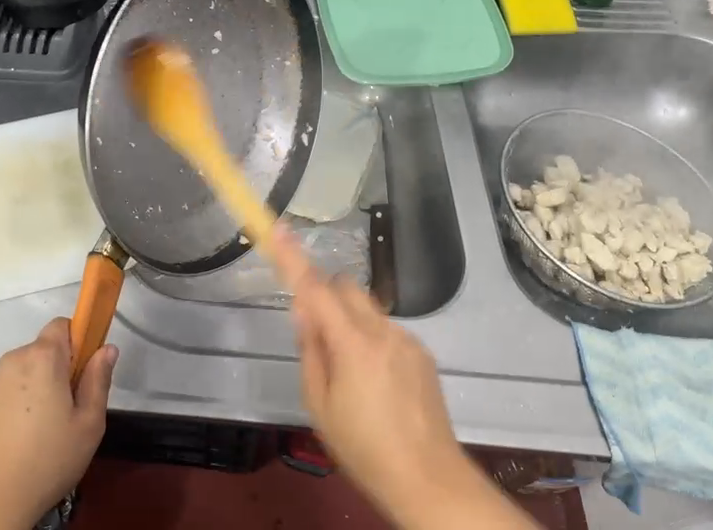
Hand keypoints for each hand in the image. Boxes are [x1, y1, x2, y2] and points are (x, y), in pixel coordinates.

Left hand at [0, 318, 117, 529]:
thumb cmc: (47, 458)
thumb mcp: (88, 424)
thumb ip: (99, 380)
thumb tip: (107, 349)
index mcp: (43, 356)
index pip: (64, 324)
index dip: (80, 341)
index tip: (88, 372)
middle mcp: (16, 358)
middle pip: (48, 350)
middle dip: (64, 370)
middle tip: (75, 410)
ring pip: (32, 371)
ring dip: (45, 388)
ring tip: (53, 431)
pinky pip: (16, 389)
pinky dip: (27, 403)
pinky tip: (31, 439)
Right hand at [291, 274, 535, 529]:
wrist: (430, 482)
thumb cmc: (364, 450)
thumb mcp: (320, 405)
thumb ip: (310, 350)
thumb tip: (303, 309)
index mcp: (353, 344)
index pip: (316, 289)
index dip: (294, 258)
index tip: (281, 229)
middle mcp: (383, 331)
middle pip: (346, 287)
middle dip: (326, 296)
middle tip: (316, 333)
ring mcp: (408, 340)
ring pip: (367, 310)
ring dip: (350, 322)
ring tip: (350, 374)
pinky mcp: (424, 354)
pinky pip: (387, 330)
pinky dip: (372, 340)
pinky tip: (376, 385)